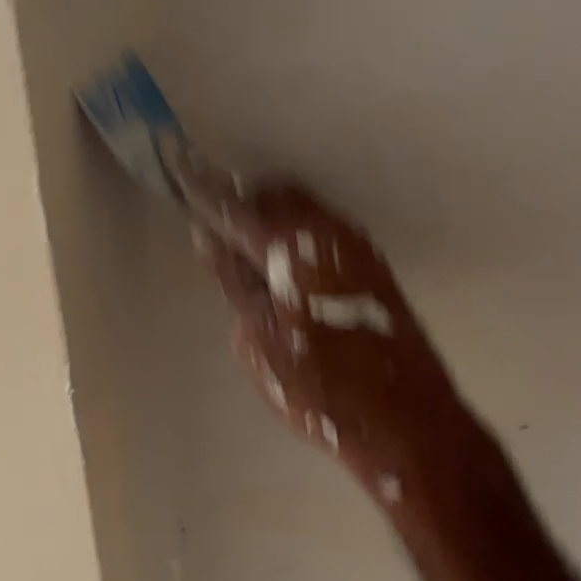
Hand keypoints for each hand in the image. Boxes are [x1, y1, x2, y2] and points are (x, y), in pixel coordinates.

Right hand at [169, 148, 476, 500]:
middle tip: (202, 197)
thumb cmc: (320, 387)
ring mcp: (356, 246)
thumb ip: (235, 283)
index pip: (236, 206)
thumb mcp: (259, 340)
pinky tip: (276, 249)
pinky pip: (318, 225)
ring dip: (266, 208)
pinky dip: (290, 225)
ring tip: (234, 223)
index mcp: (293, 250)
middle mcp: (329, 234)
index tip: (175, 163)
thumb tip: (210, 237)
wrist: (404, 418)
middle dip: (237, 192)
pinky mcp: (370, 265)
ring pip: (301, 207)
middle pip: (274, 195)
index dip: (203, 187)